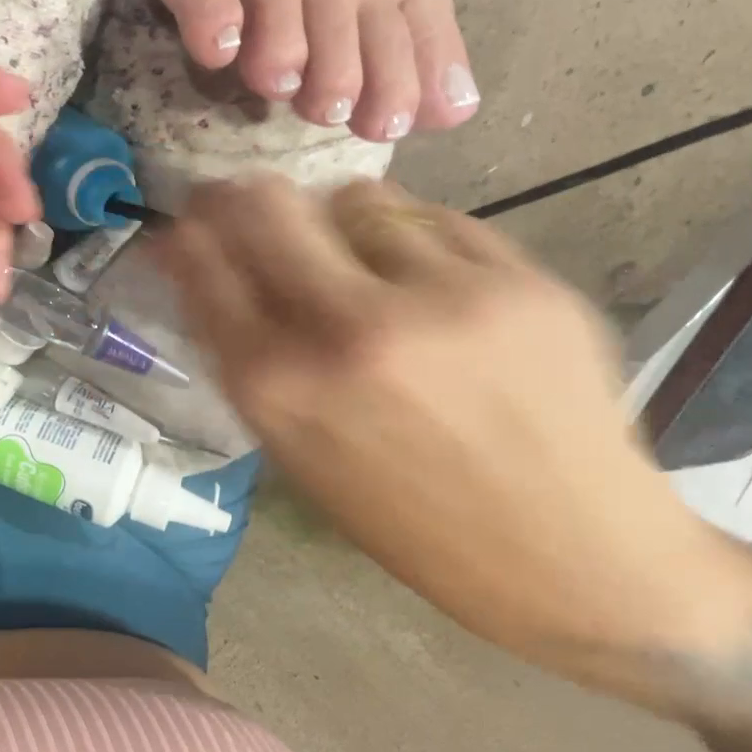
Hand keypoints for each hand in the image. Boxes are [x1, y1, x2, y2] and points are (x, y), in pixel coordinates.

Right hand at [159, 176, 745, 671]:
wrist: (567, 554)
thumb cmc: (399, 513)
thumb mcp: (288, 443)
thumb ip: (242, 352)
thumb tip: (200, 268)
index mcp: (275, 383)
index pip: (200, 264)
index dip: (184, 233)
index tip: (185, 222)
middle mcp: (346, 328)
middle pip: (264, 205)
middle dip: (241, 197)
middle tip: (246, 200)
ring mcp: (440, 297)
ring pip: (354, 198)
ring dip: (337, 220)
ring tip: (355, 257)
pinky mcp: (521, 281)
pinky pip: (433, 220)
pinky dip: (411, 239)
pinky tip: (425, 282)